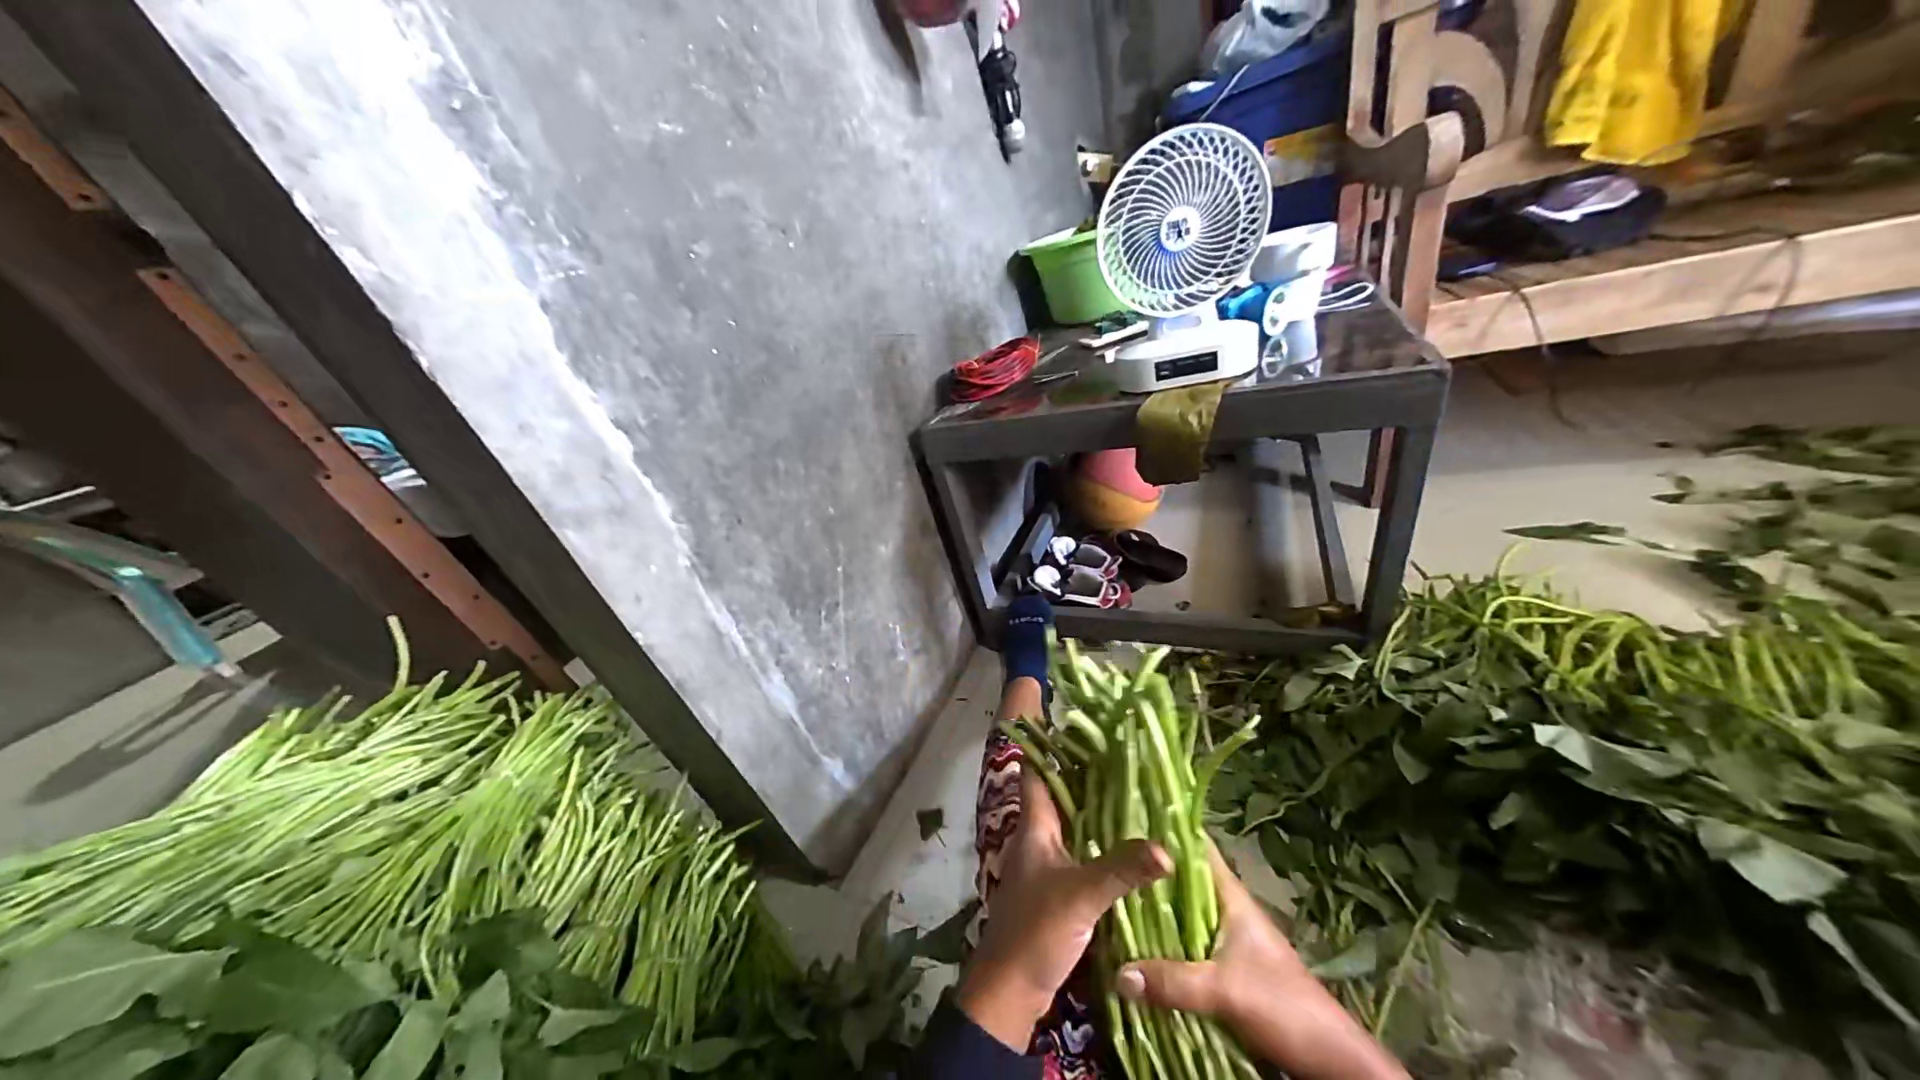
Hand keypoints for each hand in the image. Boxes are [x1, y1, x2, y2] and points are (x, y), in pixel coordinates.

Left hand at [957, 769, 1170, 1051]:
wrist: (1012, 987)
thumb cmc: (1035, 929)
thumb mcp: (1081, 895)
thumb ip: (1121, 869)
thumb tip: (1168, 847)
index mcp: (1035, 827)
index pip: (1038, 773)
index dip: (1050, 746)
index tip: (1076, 722)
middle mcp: (1039, 838)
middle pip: (1060, 795)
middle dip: (1085, 775)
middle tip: (1122, 753)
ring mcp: (1047, 864)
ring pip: (1073, 824)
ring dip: (1096, 809)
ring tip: (1134, 791)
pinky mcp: (1059, 890)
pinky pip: (1081, 852)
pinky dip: (1101, 843)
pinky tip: (1128, 844)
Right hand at [1116, 845, 1408, 1079]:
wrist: (1328, 1059)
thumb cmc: (1284, 1006)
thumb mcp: (1226, 991)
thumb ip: (1173, 981)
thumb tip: (1117, 972)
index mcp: (1229, 895)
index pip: (1194, 845)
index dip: (1162, 827)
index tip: (1123, 816)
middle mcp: (1223, 908)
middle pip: (1177, 877)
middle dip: (1143, 869)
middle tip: (1101, 859)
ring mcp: (1222, 937)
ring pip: (1176, 910)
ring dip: (1148, 906)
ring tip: (1104, 894)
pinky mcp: (1219, 966)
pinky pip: (1179, 941)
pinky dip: (1157, 937)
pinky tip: (1129, 940)